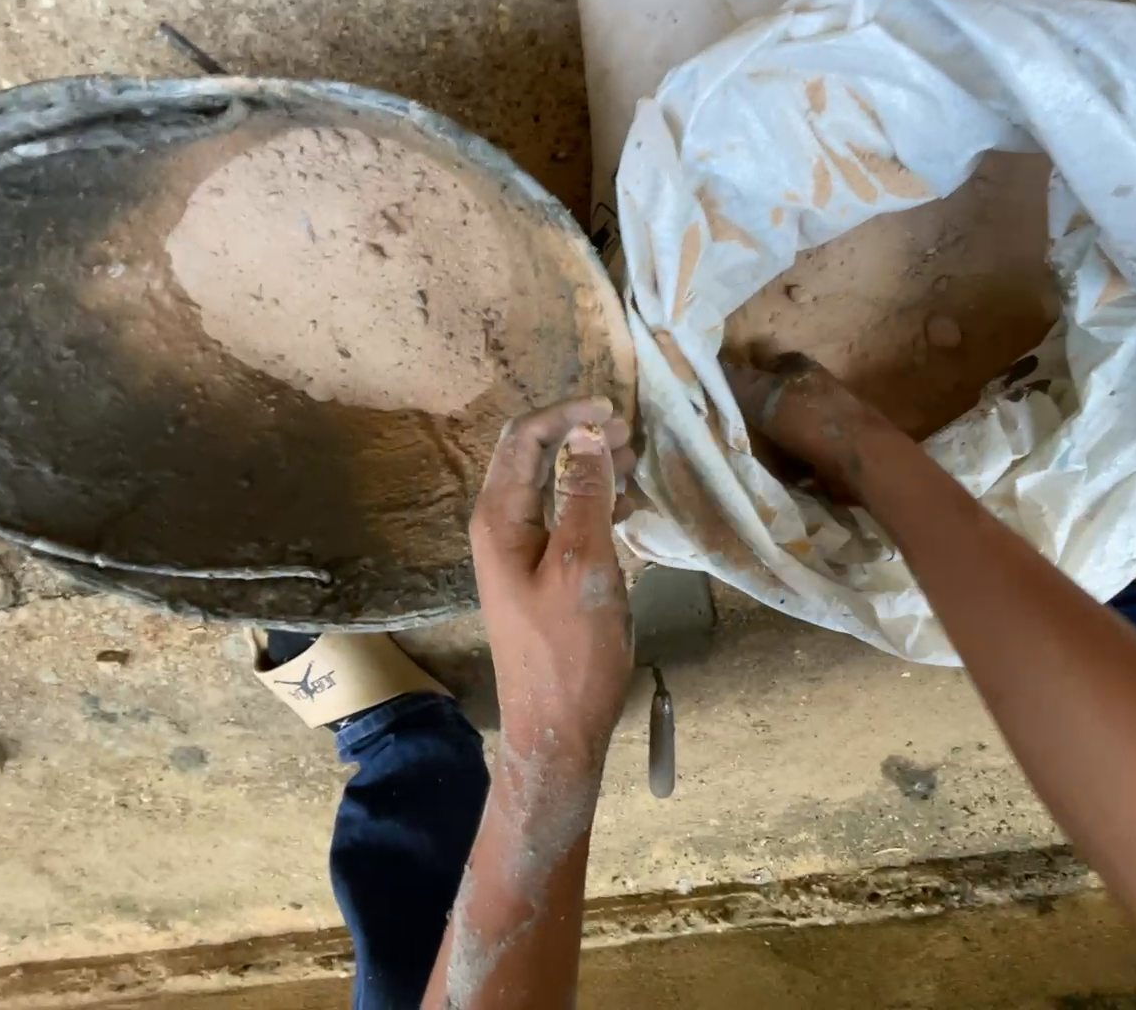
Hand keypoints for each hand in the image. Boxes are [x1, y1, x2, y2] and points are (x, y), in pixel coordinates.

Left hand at [470, 397, 636, 765]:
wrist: (557, 726)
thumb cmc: (571, 650)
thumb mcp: (583, 564)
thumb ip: (584, 495)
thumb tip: (589, 437)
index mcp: (500, 518)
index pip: (524, 438)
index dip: (567, 414)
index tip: (614, 410)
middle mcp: (502, 526)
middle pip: (535, 457)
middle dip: (581, 437)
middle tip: (632, 437)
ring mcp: (520, 550)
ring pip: (552, 486)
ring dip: (590, 467)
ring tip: (635, 462)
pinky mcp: (540, 572)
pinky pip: (564, 517)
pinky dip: (593, 501)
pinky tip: (624, 504)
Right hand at [724, 353, 899, 502]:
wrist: (858, 459)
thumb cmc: (808, 420)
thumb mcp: (764, 396)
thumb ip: (738, 382)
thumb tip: (711, 364)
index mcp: (800, 367)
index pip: (766, 365)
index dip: (746, 378)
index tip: (728, 399)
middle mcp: (815, 387)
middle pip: (776, 398)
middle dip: (758, 414)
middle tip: (736, 431)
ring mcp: (827, 418)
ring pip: (787, 426)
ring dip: (773, 441)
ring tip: (754, 456)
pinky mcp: (834, 446)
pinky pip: (801, 451)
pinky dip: (790, 462)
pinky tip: (779, 472)